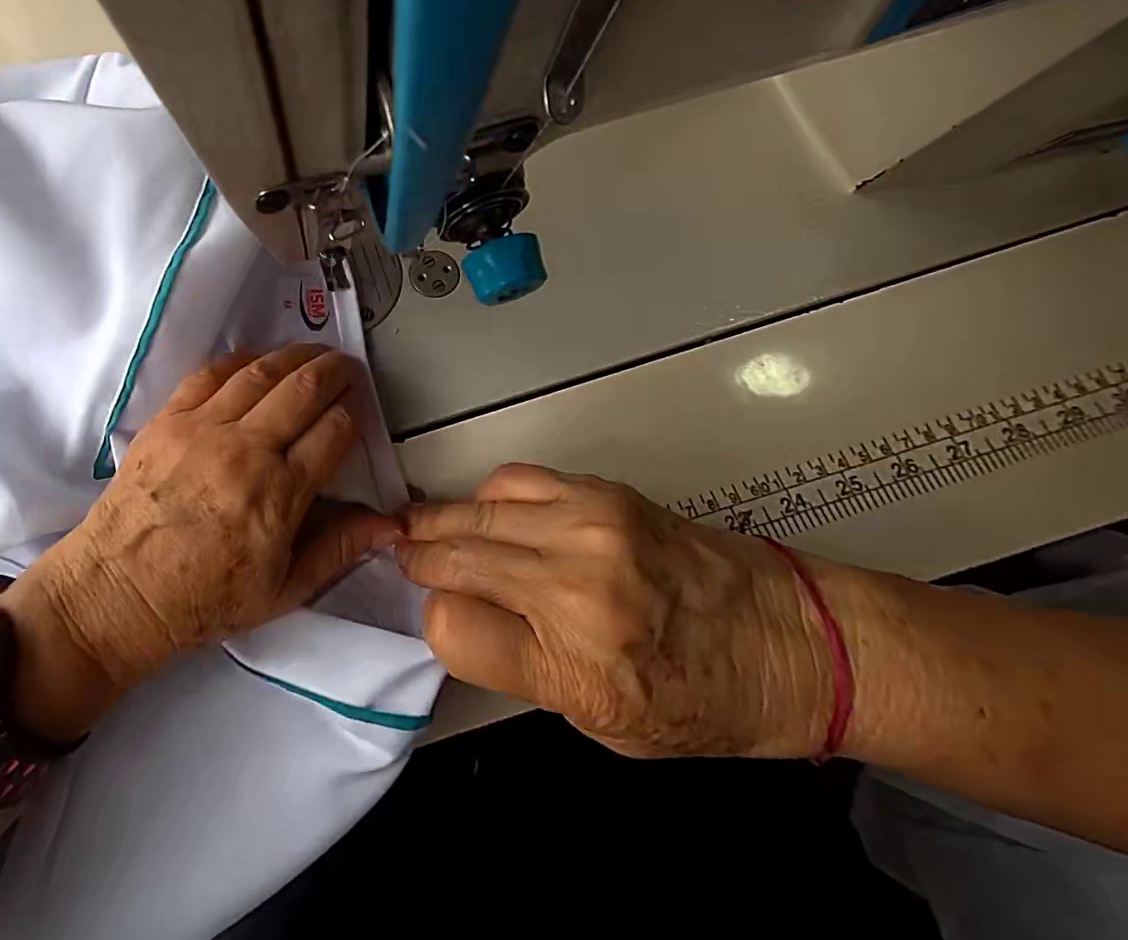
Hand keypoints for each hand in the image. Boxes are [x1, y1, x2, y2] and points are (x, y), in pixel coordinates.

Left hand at [0, 344, 399, 737]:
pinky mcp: (166, 423)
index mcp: (280, 494)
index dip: (355, 413)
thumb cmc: (201, 599)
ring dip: (293, 356)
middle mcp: (244, 451)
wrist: (121, 590)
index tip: (359, 410)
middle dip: (334, 372)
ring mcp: (201, 431)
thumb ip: (337, 549)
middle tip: (346, 367)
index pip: (335, 431)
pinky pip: (207, 376)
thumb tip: (386, 524)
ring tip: (311, 353)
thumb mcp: (282, 591)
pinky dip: (237, 361)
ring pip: (259, 373)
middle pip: (303, 389)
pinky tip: (254, 359)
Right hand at [396, 463, 836, 758]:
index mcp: (573, 665)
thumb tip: (454, 611)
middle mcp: (574, 590)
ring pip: (468, 514)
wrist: (800, 643)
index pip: (448, 628)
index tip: (448, 620)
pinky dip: (485, 499)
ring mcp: (587, 531)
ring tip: (421, 531)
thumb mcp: (600, 724)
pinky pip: (510, 481)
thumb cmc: (700, 703)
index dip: (437, 623)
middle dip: (419, 563)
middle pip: (449, 559)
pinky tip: (485, 514)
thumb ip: (517, 666)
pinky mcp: (601, 495)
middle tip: (404, 560)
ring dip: (436, 525)